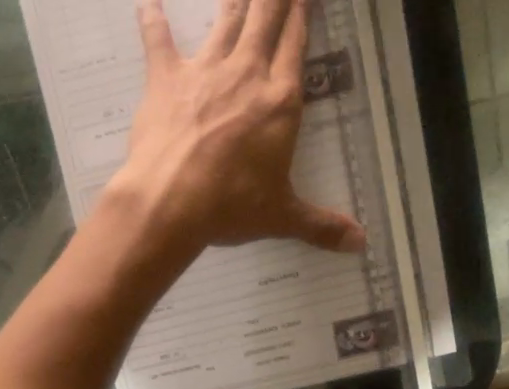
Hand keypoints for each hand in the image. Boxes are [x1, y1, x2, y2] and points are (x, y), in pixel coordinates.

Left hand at [107, 0, 367, 258]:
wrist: (172, 201)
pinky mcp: (165, 79)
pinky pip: (158, 38)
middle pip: (266, 16)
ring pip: (225, 20)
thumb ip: (322, 226)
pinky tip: (147, 1)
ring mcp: (205, 72)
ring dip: (235, 1)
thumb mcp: (282, 217)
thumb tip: (361, 244)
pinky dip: (152, 17)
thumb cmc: (231, 207)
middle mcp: (247, 74)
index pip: (297, 44)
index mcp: (281, 102)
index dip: (303, 14)